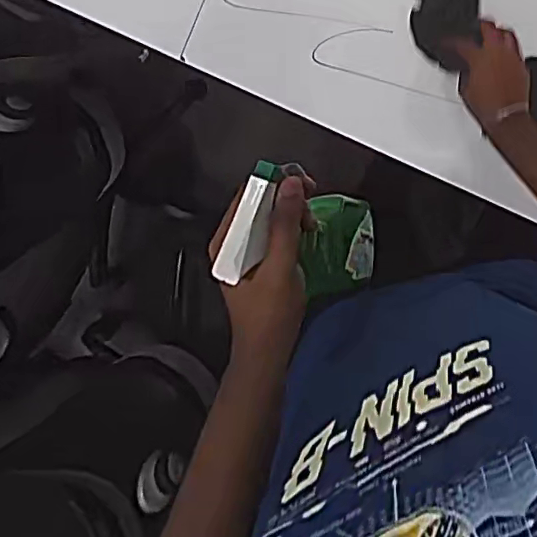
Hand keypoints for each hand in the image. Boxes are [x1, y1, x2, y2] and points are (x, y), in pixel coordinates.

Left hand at [207, 172, 315, 365]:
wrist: (268, 352)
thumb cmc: (271, 314)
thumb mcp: (281, 266)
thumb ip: (285, 224)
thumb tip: (290, 183)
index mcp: (226, 243)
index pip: (247, 196)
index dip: (276, 183)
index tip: (304, 185)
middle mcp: (231, 242)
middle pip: (259, 203)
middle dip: (288, 199)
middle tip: (311, 208)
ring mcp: (244, 251)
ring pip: (269, 215)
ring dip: (293, 213)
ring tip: (310, 226)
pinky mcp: (258, 258)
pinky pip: (274, 230)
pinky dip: (292, 226)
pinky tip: (305, 235)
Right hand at [451, 19, 530, 134]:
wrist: (507, 118)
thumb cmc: (488, 107)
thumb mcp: (466, 89)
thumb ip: (466, 73)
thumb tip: (468, 69)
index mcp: (479, 57)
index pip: (462, 42)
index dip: (451, 41)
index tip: (448, 42)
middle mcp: (497, 53)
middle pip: (489, 27)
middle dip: (479, 25)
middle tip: (475, 26)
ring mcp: (512, 57)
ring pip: (507, 33)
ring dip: (498, 31)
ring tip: (493, 32)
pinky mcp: (522, 65)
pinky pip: (516, 49)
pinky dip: (509, 47)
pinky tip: (506, 51)